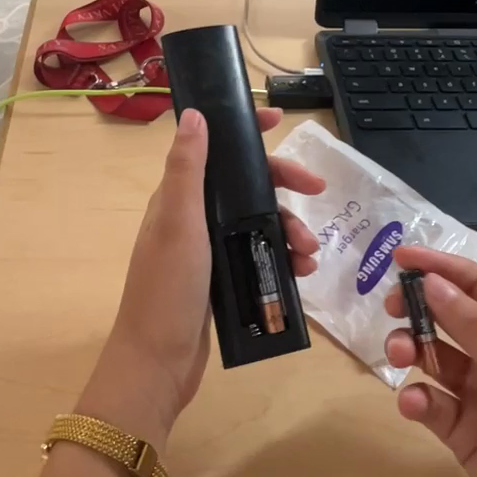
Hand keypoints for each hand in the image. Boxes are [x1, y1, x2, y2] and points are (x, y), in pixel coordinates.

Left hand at [77, 107, 324, 446]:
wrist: (158, 363)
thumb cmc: (167, 287)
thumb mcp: (178, 221)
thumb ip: (187, 168)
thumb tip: (194, 113)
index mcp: (179, 196)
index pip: (214, 150)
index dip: (244, 131)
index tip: (278, 120)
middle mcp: (194, 216)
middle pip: (247, 185)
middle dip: (283, 183)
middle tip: (318, 187)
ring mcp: (209, 249)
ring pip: (259, 222)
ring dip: (290, 227)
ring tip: (311, 250)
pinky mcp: (223, 278)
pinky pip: (260, 254)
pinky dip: (284, 256)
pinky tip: (302, 271)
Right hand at [384, 246, 476, 476]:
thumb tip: (433, 280)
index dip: (442, 266)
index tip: (400, 254)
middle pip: (451, 319)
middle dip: (419, 307)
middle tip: (391, 305)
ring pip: (435, 360)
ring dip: (412, 349)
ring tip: (396, 355)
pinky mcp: (464, 437)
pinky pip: (432, 406)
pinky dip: (417, 401)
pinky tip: (413, 406)